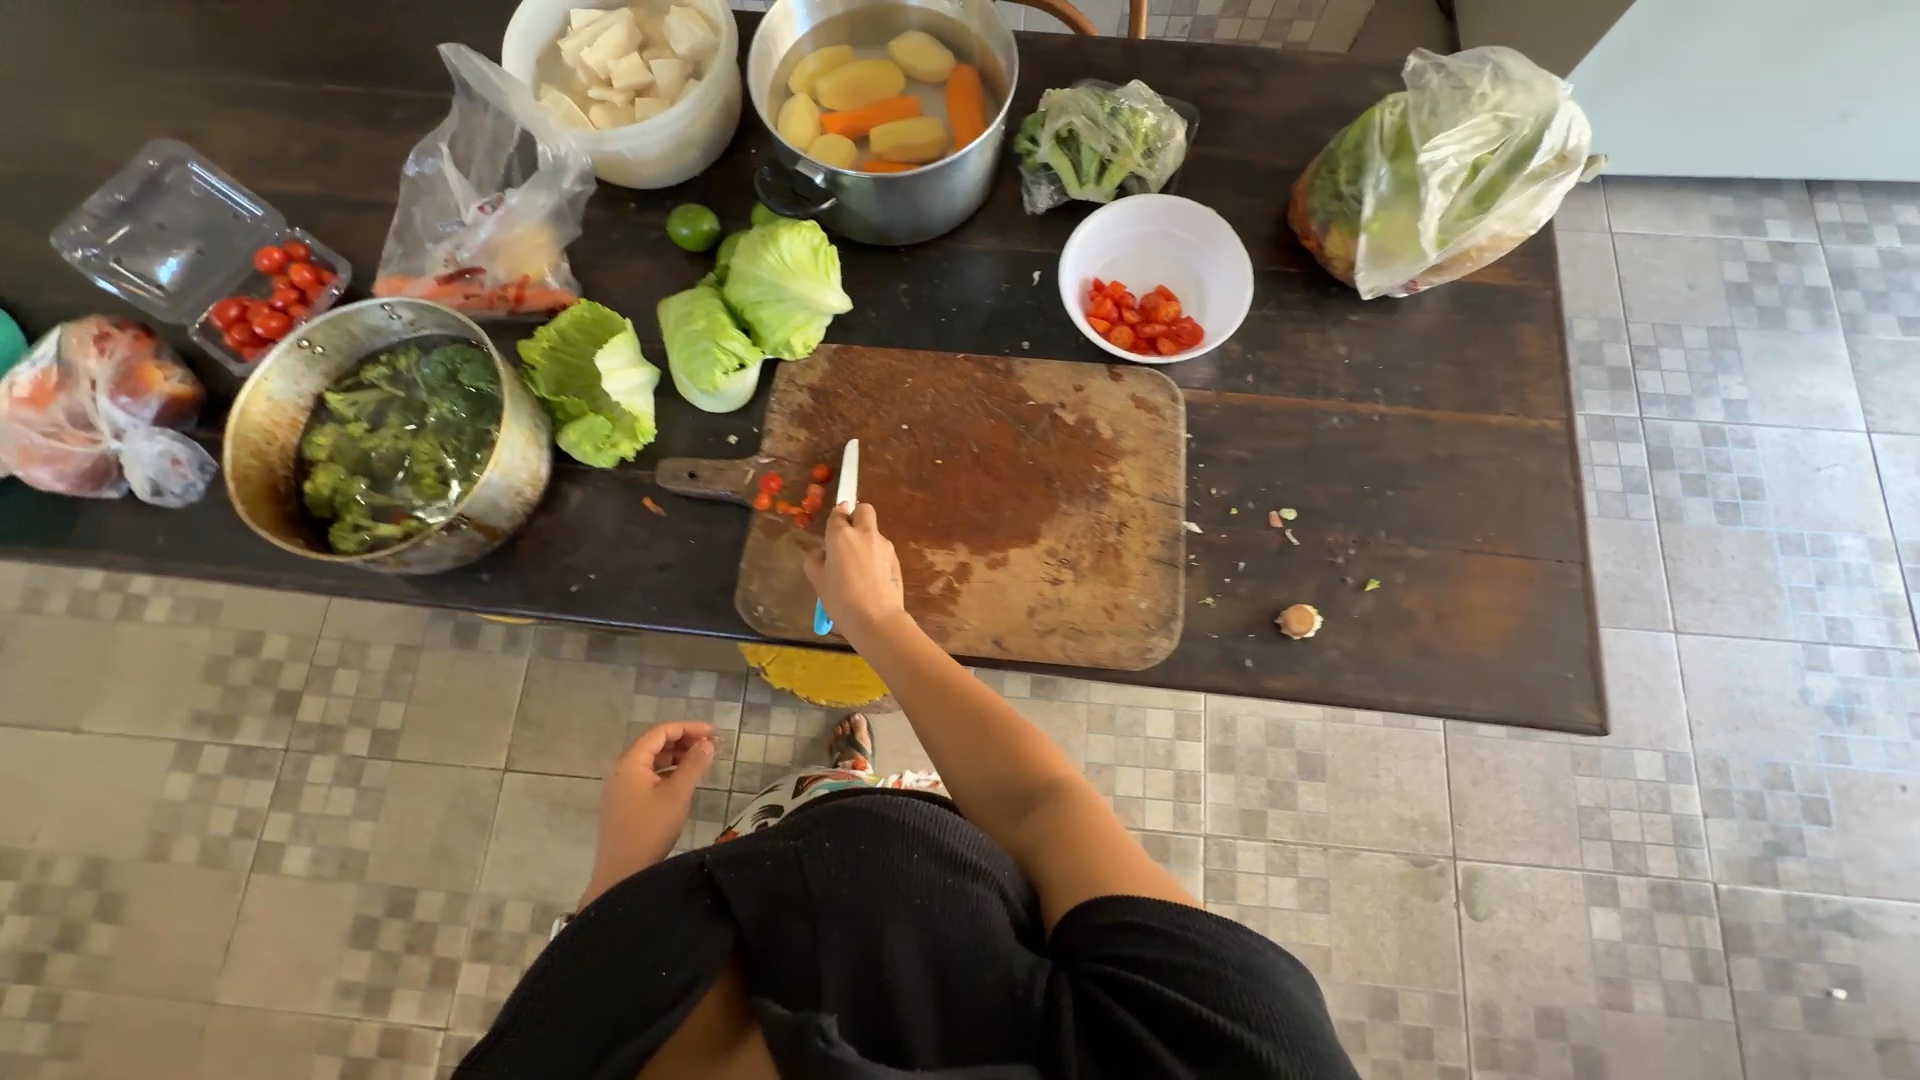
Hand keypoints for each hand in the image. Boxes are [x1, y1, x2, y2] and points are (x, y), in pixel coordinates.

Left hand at [579, 722, 716, 907]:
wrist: (621, 872)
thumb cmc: (650, 829)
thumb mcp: (677, 794)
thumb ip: (693, 765)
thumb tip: (707, 743)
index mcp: (630, 762)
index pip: (661, 732)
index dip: (688, 728)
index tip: (713, 733)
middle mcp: (622, 768)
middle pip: (655, 743)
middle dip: (684, 741)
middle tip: (711, 746)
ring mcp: (621, 785)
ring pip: (652, 760)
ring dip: (677, 756)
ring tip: (702, 760)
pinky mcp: (624, 800)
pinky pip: (648, 775)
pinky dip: (668, 771)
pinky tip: (685, 779)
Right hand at [804, 502, 906, 639]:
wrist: (876, 620)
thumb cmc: (840, 600)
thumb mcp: (818, 581)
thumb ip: (816, 561)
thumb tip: (822, 553)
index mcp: (841, 536)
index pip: (838, 513)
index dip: (835, 517)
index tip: (833, 527)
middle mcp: (864, 534)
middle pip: (864, 509)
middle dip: (856, 515)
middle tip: (848, 536)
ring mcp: (884, 546)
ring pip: (874, 532)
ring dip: (866, 540)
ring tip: (858, 568)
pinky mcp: (896, 560)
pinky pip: (883, 550)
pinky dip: (876, 557)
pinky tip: (871, 579)